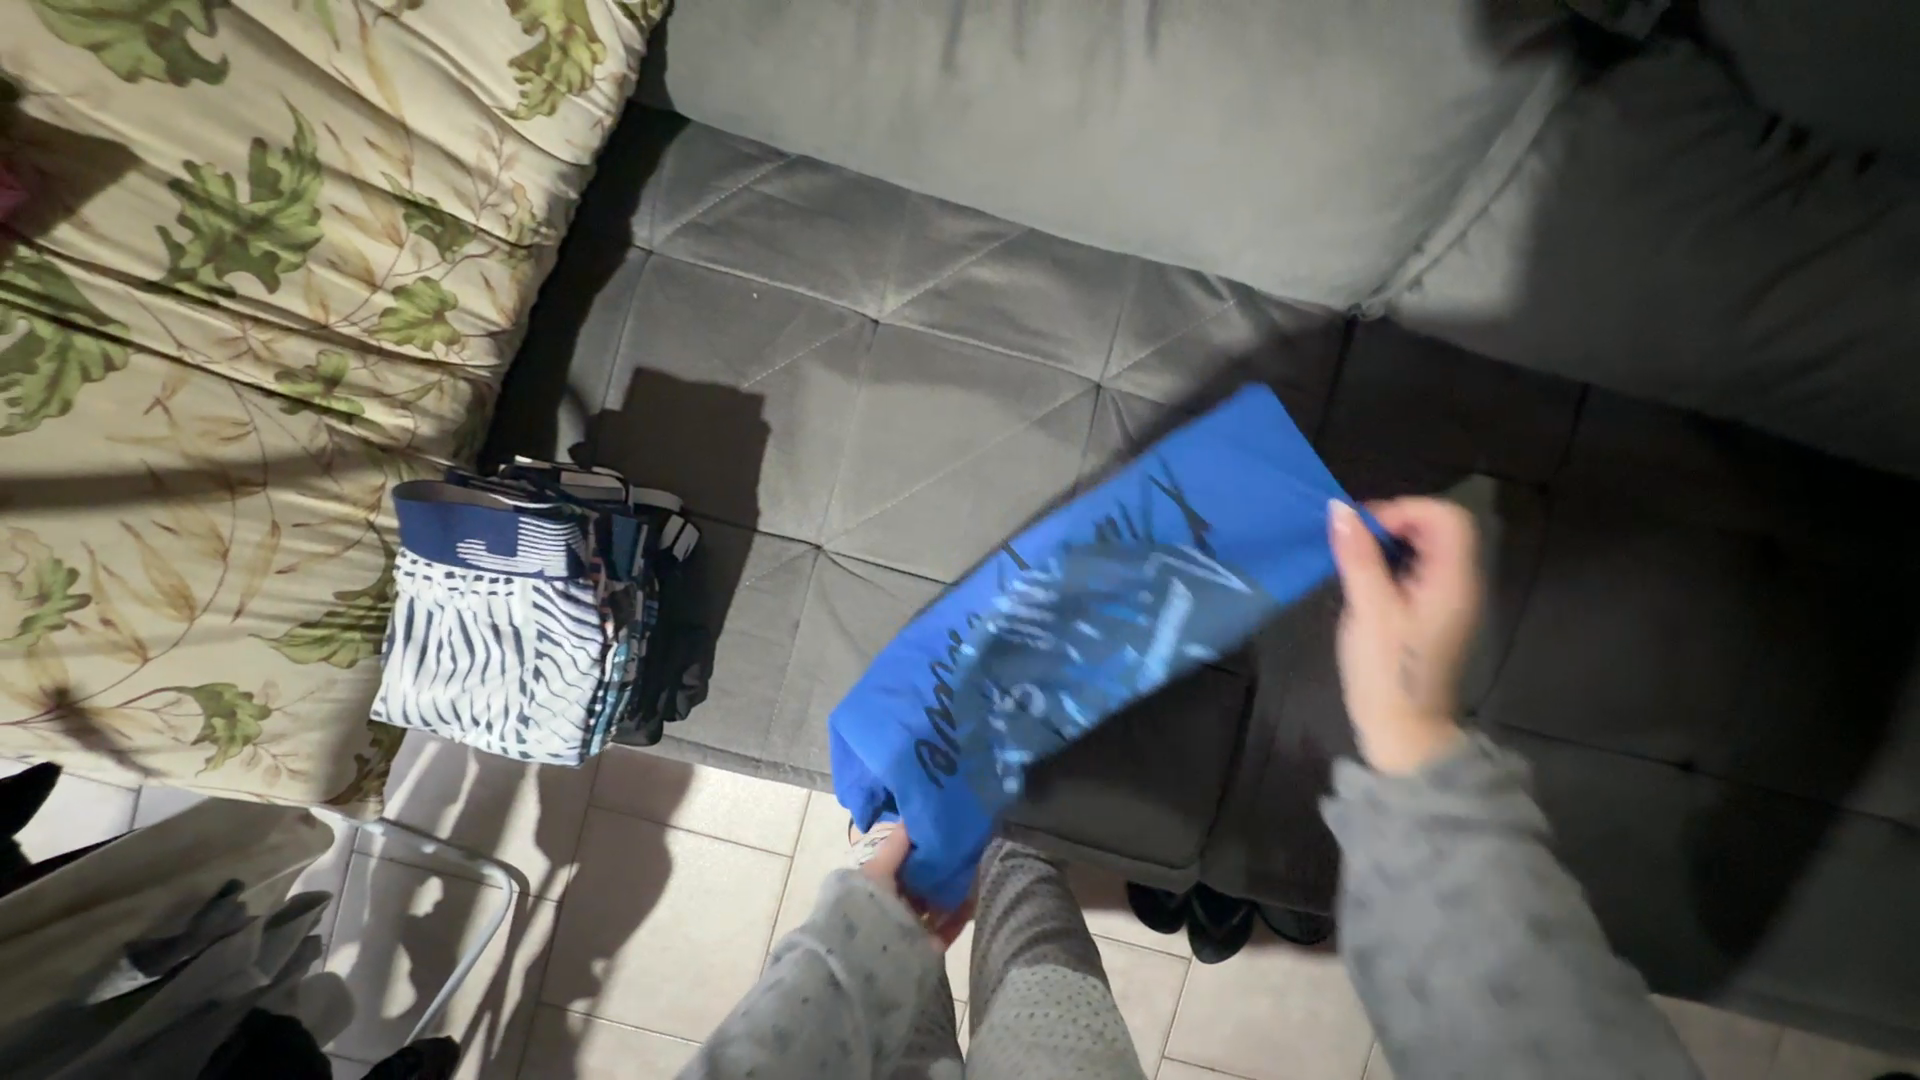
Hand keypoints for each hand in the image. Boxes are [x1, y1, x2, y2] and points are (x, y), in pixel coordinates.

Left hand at [856, 824, 973, 949]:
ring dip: (953, 891)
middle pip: (922, 883)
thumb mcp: (878, 867)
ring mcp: (910, 928)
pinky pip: (948, 927)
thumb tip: (912, 816)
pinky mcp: (926, 947)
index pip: (903, 862)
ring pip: (937, 904)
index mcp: (877, 885)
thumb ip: (897, 844)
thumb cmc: (866, 905)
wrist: (864, 960)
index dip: (921, 848)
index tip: (941, 832)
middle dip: (940, 869)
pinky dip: (960, 915)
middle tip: (962, 851)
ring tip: (973, 872)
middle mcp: (893, 905)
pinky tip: (974, 899)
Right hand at [1327, 498, 1482, 774]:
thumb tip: (1340, 508)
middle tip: (1351, 544)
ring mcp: (1446, 598)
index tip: (1362, 531)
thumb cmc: (1387, 670)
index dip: (1402, 511)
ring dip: (1387, 544)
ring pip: (1424, 547)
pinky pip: (1415, 569)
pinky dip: (1389, 564)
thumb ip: (1357, 556)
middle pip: (1437, 527)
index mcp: (1452, 579)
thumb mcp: (1368, 609)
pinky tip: (1363, 583)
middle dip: (1392, 523)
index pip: (1444, 516)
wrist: (1402, 728)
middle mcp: (1458, 582)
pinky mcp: (1430, 612)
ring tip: (1352, 562)